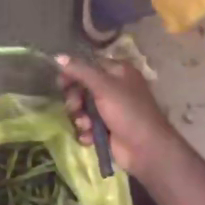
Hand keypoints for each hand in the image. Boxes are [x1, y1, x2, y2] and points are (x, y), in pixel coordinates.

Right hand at [57, 55, 190, 176]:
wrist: (146, 148)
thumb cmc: (127, 111)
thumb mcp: (103, 86)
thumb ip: (80, 71)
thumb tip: (58, 56)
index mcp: (119, 72)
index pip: (89, 65)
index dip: (73, 73)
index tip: (61, 83)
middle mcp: (115, 88)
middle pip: (83, 88)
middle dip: (75, 99)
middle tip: (75, 107)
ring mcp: (111, 110)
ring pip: (83, 108)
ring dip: (80, 118)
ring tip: (86, 126)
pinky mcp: (107, 128)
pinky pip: (88, 125)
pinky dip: (86, 132)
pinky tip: (89, 137)